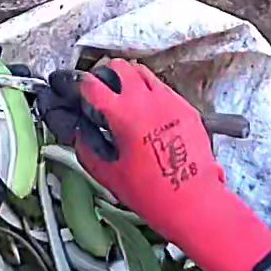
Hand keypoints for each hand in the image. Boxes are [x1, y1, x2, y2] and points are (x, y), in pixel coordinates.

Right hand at [40, 60, 270, 270]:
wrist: (197, 205)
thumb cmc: (152, 193)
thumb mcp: (107, 172)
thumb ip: (86, 146)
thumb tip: (78, 131)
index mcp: (122, 113)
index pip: (89, 82)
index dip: (76, 84)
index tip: (73, 88)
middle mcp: (146, 100)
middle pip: (119, 65)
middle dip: (105, 75)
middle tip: (102, 92)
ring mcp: (170, 101)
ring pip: (143, 73)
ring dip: (129, 80)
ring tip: (126, 101)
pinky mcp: (187, 109)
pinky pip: (163, 90)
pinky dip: (151, 95)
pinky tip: (149, 116)